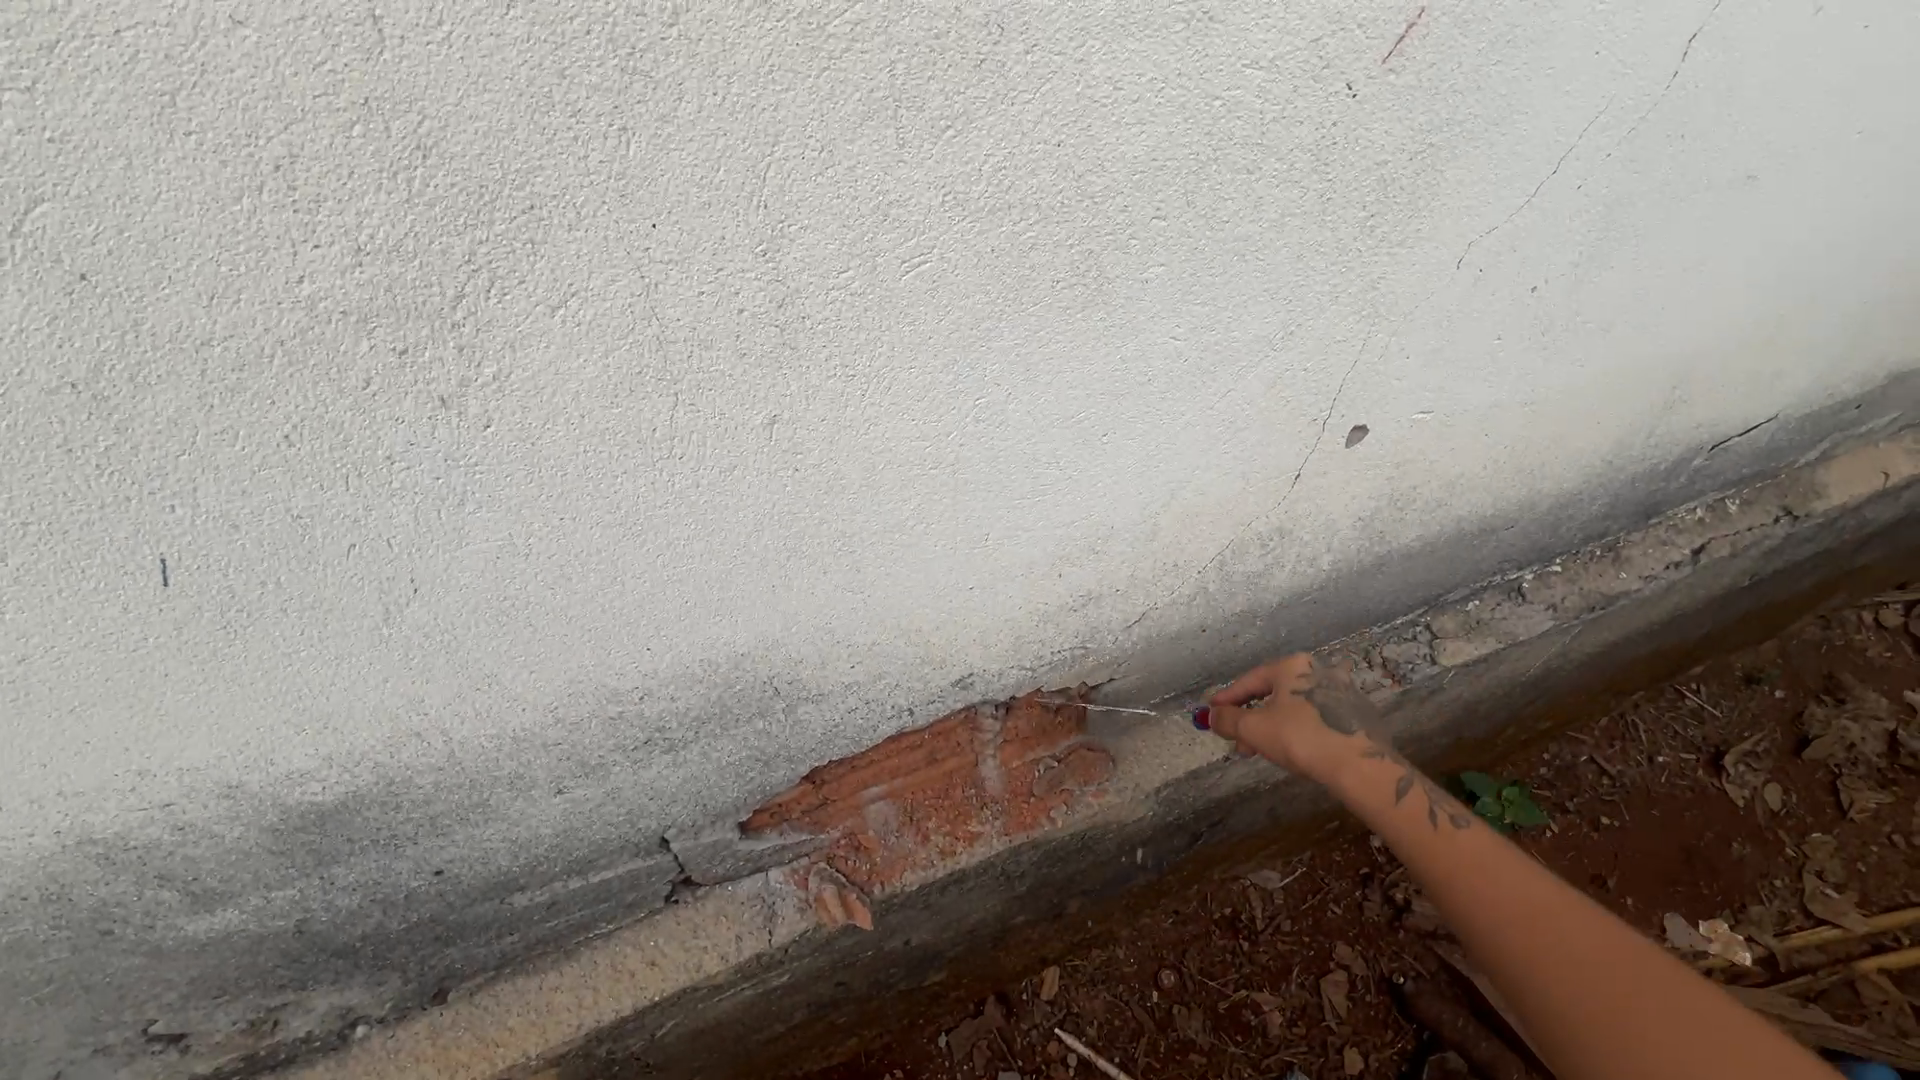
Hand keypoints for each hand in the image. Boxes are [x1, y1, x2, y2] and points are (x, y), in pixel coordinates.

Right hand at [1206, 653, 1375, 780]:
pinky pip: (1316, 718)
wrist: (1360, 766)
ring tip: (1263, 752)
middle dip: (1251, 719)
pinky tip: (1295, 750)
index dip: (1227, 699)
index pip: (1249, 681)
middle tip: (1238, 742)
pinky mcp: (1358, 715)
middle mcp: (1317, 671)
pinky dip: (1299, 730)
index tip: (1211, 712)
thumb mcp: (1253, 729)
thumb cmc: (1300, 739)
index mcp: (1292, 666)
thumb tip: (1210, 714)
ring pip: (1295, 708)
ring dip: (1273, 727)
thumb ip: (1227, 719)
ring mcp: (1342, 692)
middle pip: (1273, 694)